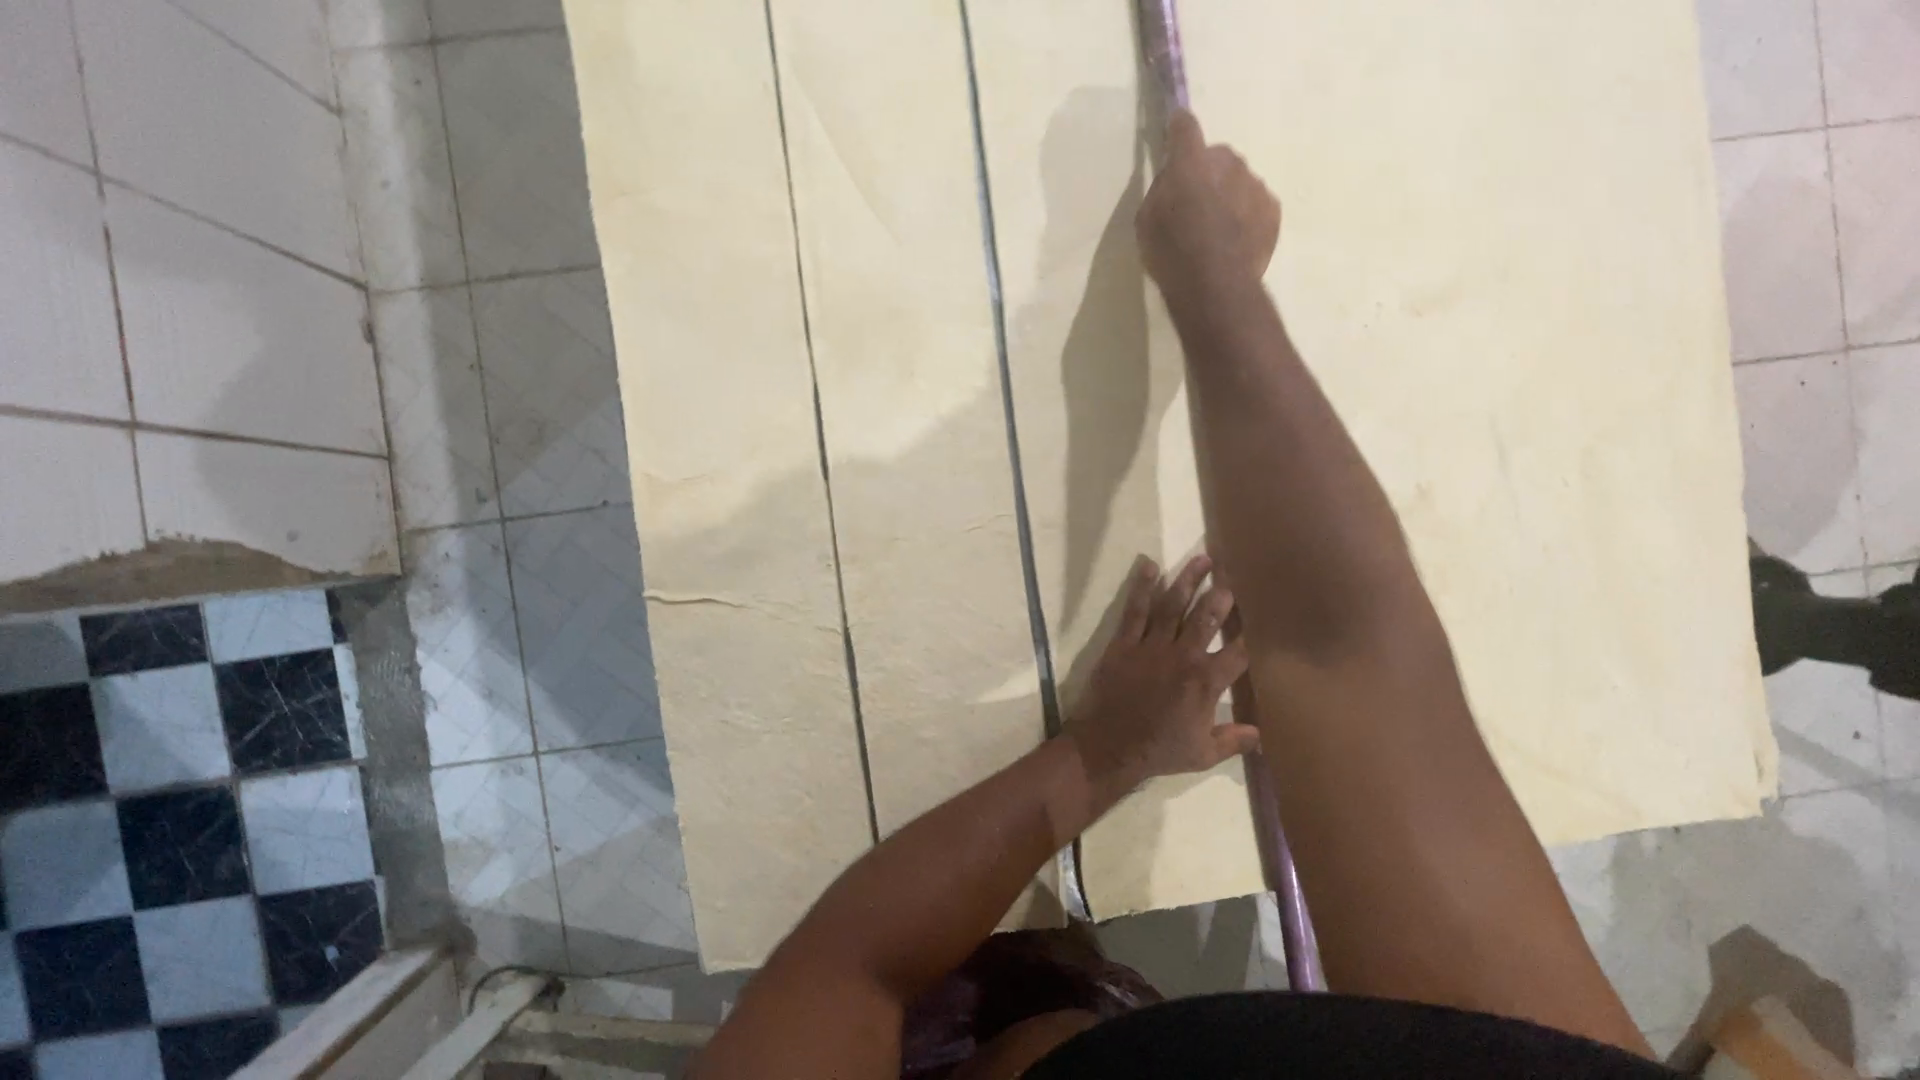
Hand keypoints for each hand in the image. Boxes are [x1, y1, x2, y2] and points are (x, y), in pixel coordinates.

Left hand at [1066, 554, 1258, 794]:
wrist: (1108, 747)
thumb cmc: (1157, 751)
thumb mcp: (1202, 754)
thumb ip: (1234, 740)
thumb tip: (1261, 734)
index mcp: (1206, 682)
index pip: (1239, 651)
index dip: (1253, 632)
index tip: (1265, 613)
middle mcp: (1183, 656)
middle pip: (1207, 616)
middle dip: (1222, 593)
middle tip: (1234, 571)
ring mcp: (1151, 646)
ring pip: (1173, 605)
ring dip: (1189, 580)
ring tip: (1203, 558)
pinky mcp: (1123, 643)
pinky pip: (1134, 610)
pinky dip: (1141, 586)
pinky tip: (1149, 565)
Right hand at [1136, 111, 1280, 305]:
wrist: (1214, 286)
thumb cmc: (1171, 253)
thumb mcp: (1147, 220)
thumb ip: (1163, 191)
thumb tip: (1174, 180)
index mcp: (1191, 163)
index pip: (1185, 128)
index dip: (1179, 127)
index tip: (1176, 129)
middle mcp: (1229, 163)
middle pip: (1218, 158)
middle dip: (1208, 175)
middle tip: (1195, 206)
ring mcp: (1255, 186)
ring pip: (1239, 182)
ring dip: (1229, 197)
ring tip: (1217, 232)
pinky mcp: (1273, 211)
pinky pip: (1256, 205)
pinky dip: (1247, 217)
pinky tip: (1235, 242)